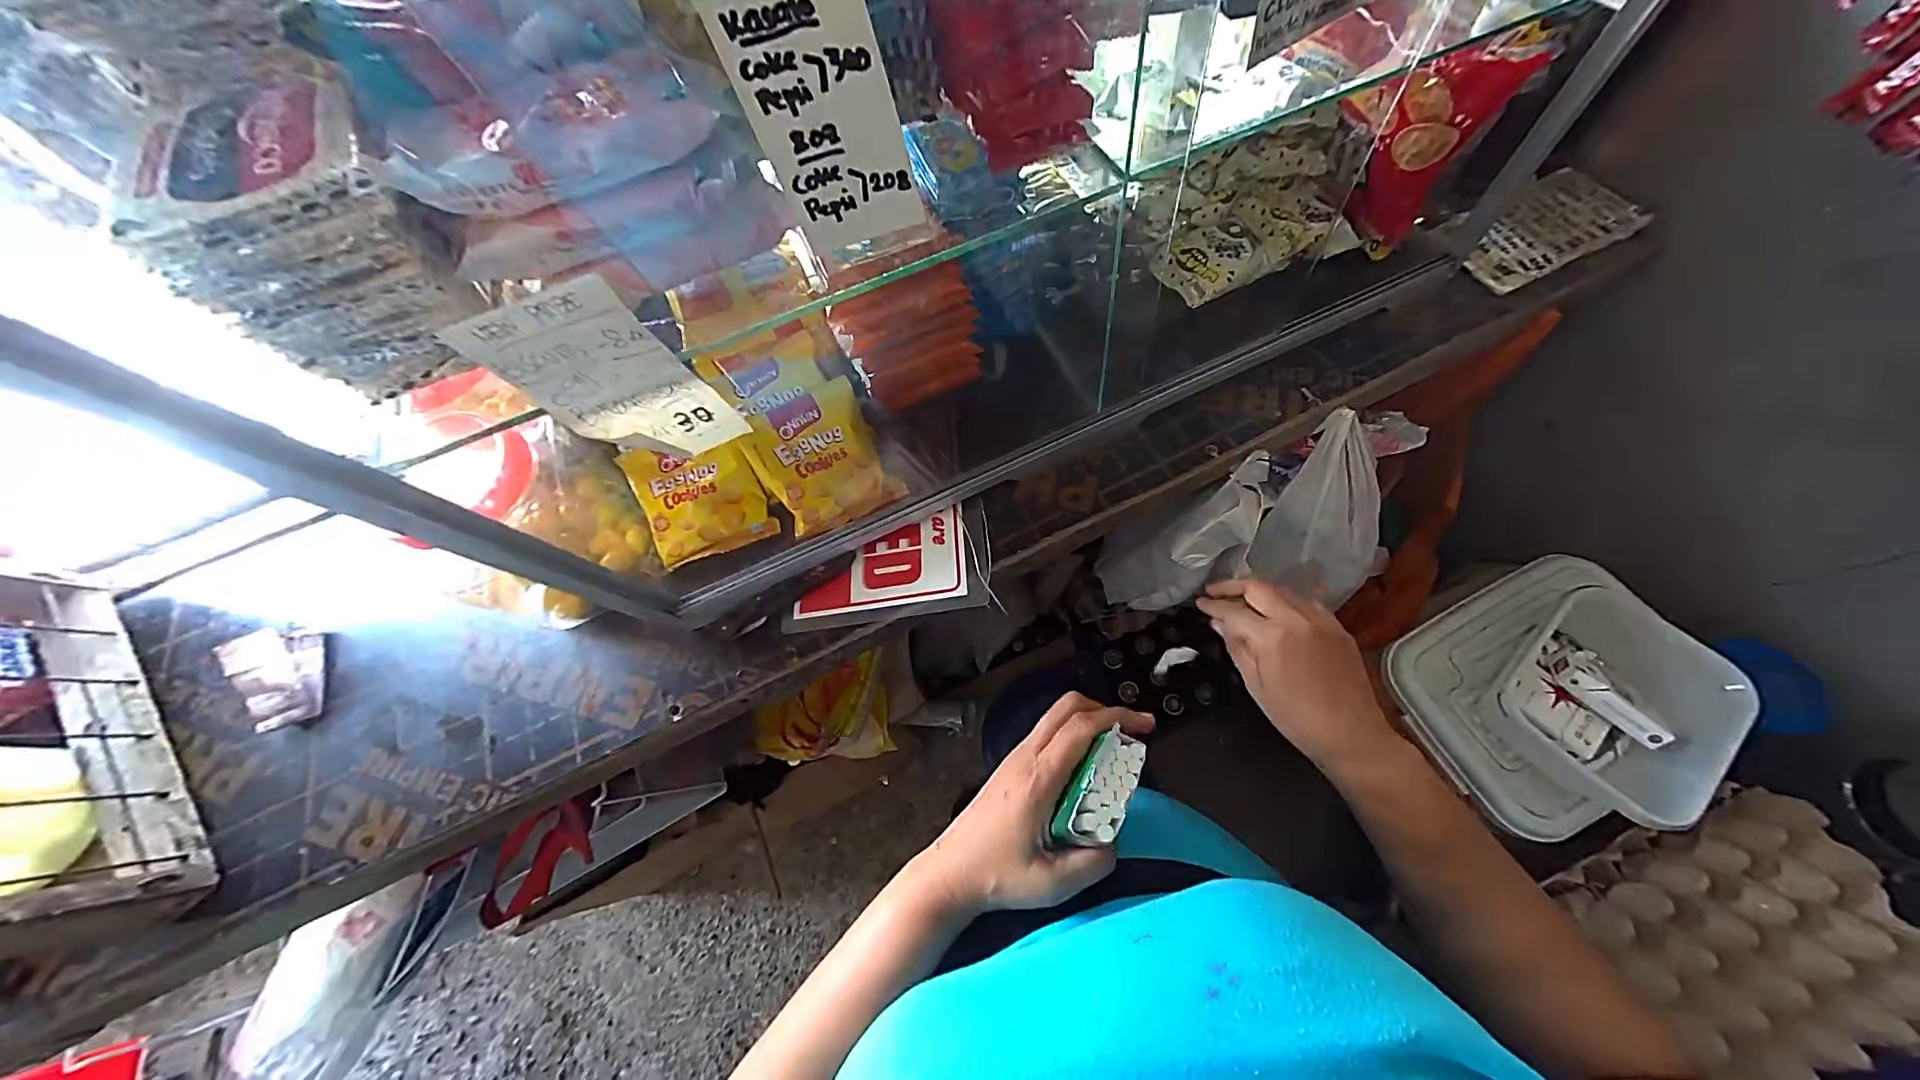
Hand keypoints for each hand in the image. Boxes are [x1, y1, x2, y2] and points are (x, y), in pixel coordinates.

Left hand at [907, 693, 1153, 915]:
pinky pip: (1047, 736)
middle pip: (1067, 707)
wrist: (949, 873)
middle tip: (1133, 729)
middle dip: (1106, 709)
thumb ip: (1093, 862)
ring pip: (1055, 718)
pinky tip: (1085, 770)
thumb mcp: (1053, 882)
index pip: (1080, 727)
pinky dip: (1073, 738)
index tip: (1144, 725)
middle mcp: (1024, 759)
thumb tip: (1113, 842)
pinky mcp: (1010, 768)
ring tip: (1113, 751)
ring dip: (1089, 723)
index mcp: (1037, 778)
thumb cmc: (993, 874)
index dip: (1117, 717)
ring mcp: (1014, 760)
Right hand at [1196, 578, 1400, 769]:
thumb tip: (1220, 624)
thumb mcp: (1255, 685)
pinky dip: (1286, 601)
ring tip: (1243, 599)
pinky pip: (1307, 602)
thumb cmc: (1295, 717)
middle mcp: (1298, 619)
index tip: (1201, 603)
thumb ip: (1237, 648)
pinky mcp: (1338, 627)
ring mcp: (1321, 620)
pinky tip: (1278, 610)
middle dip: (1233, 586)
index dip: (1213, 605)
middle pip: (1259, 588)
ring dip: (1260, 591)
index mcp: (1273, 637)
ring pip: (1284, 590)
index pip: (1234, 611)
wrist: (1351, 733)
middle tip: (1215, 592)